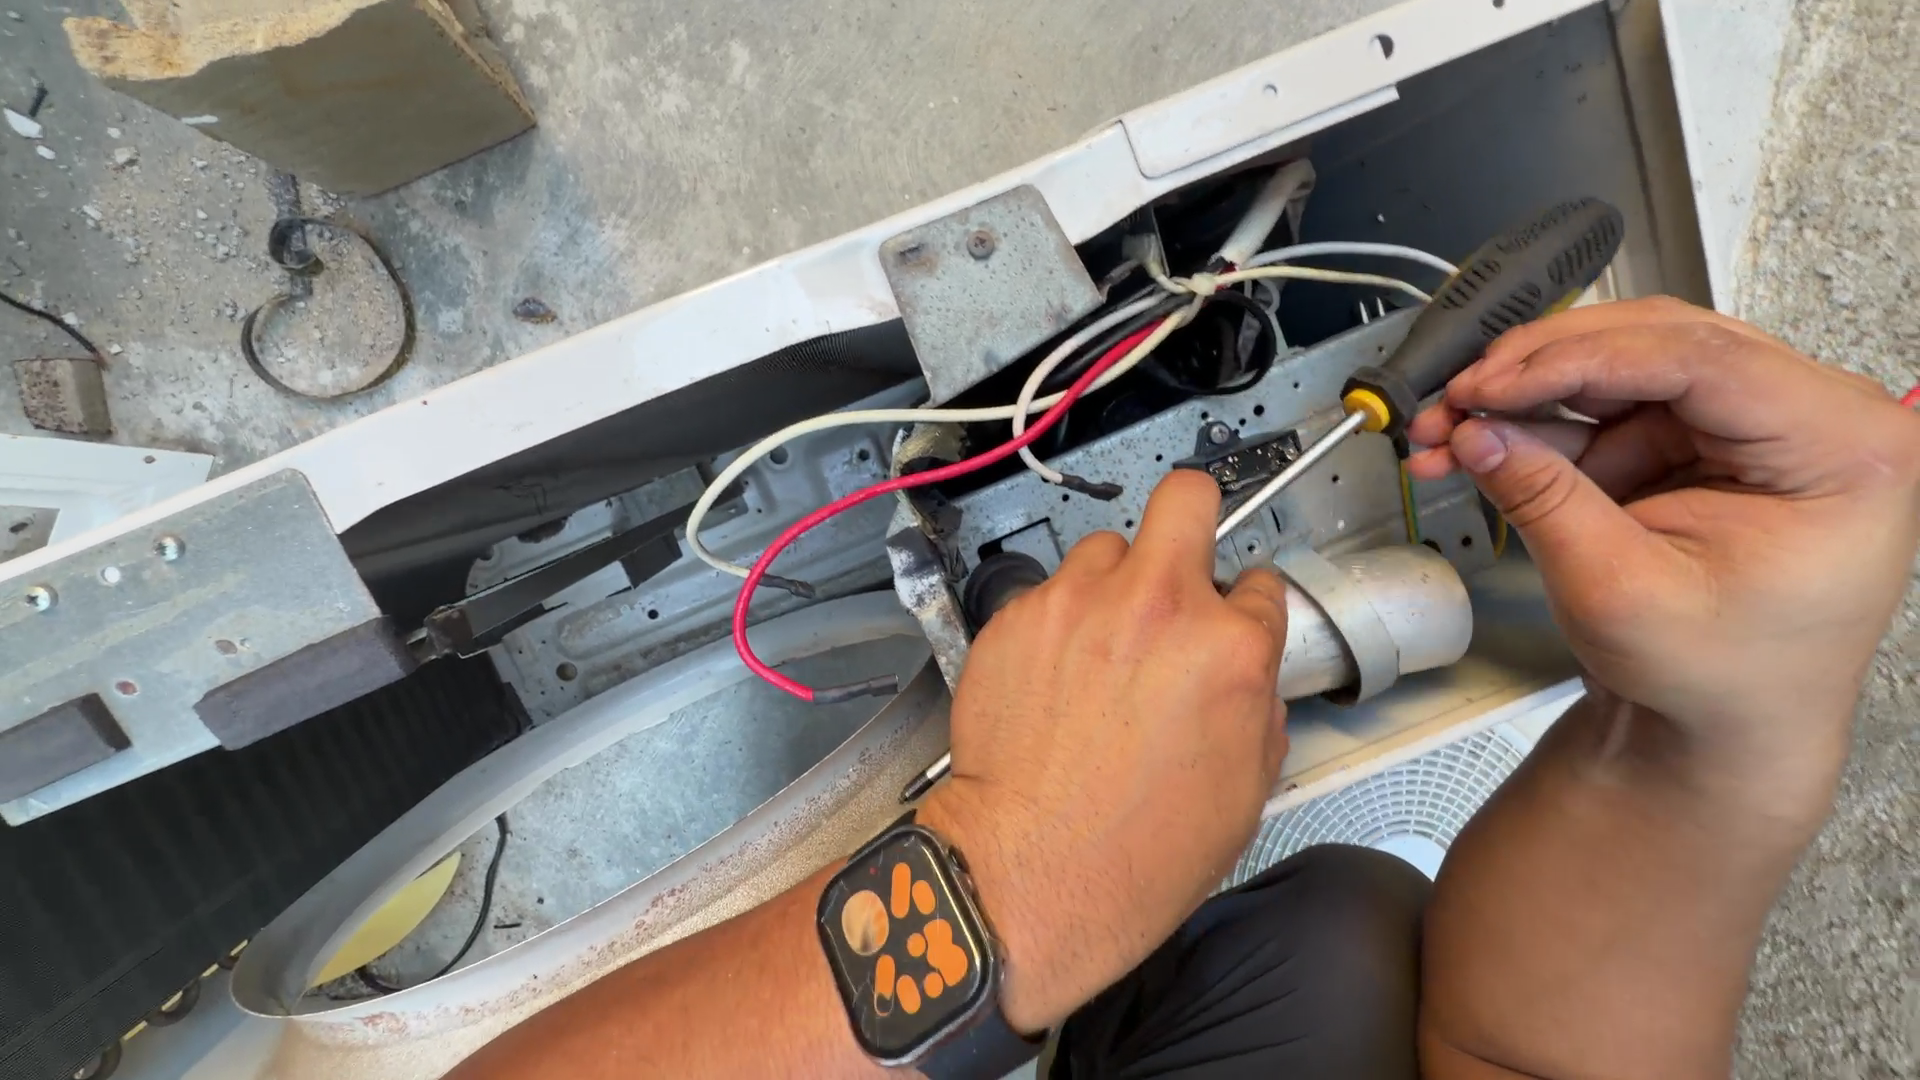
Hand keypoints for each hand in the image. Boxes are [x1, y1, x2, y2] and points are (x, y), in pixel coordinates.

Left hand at [916, 470, 1288, 1034]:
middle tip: (1177, 558)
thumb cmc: (1139, 847)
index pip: (1259, 583)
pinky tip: (1052, 674)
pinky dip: (1058, 621)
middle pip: (1183, 497)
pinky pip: (1048, 594)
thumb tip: (1245, 662)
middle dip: (1190, 515)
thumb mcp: (1246, 784)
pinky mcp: (1017, 616)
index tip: (1231, 614)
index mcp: (1227, 647)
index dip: (1247, 603)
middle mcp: (1154, 605)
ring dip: (1111, 584)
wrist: (1031, 868)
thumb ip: (1256, 697)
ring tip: (1098, 642)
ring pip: (1104, 550)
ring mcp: (1077, 602)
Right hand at [1406, 296, 1919, 804]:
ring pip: (1610, 369)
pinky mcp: (1677, 446)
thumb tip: (1475, 434)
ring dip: (1516, 397)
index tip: (1485, 389)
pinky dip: (1519, 428)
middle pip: (1653, 343)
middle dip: (1537, 369)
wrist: (1713, 718)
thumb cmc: (1712, 671)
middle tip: (1457, 399)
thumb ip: (1543, 500)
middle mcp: (1797, 420)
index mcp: (1839, 449)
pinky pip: (1586, 413)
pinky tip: (1468, 448)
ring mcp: (1732, 429)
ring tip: (1444, 430)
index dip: (1575, 363)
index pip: (1699, 361)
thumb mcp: (1615, 588)